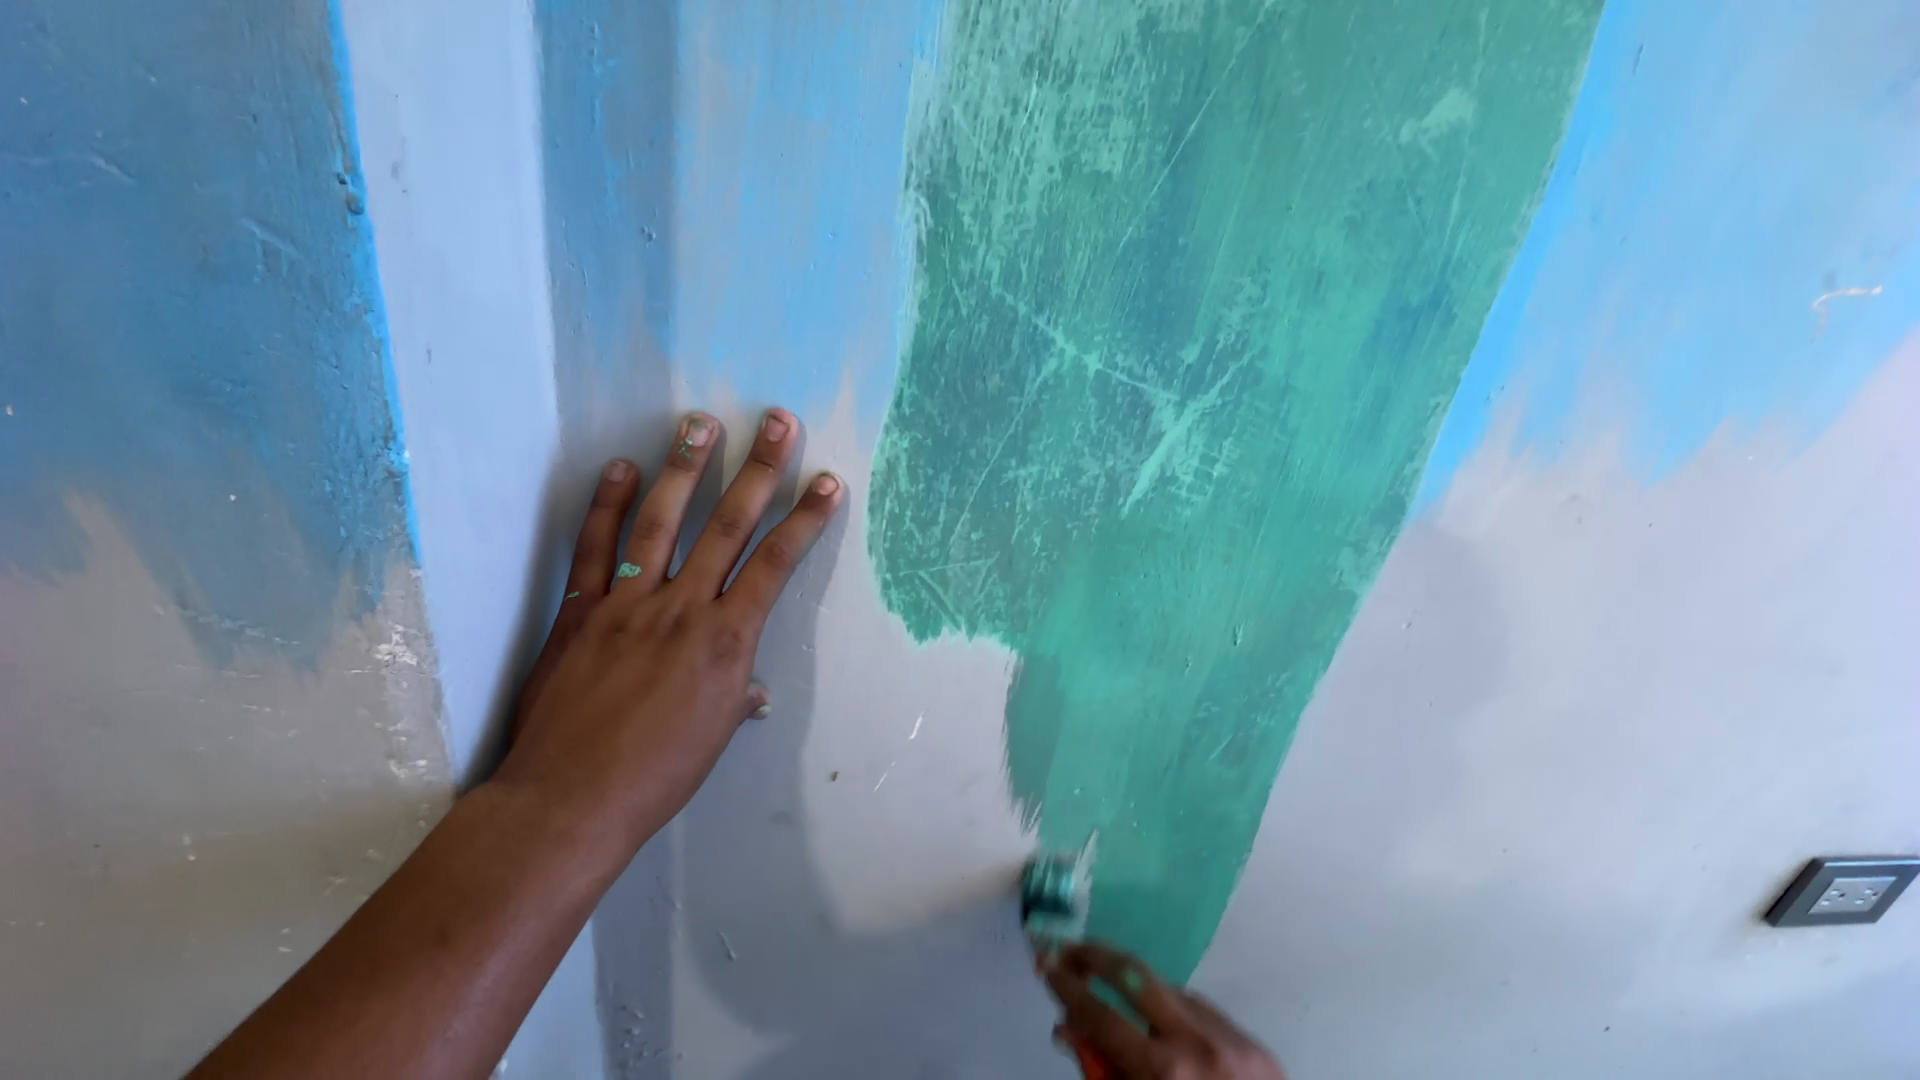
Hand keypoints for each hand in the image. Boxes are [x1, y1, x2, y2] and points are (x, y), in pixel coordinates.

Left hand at [495, 408, 842, 847]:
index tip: (827, 481)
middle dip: (759, 470)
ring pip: (662, 522)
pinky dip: (606, 505)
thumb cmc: (658, 776)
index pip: (775, 565)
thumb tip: (752, 687)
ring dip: (685, 468)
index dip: (805, 519)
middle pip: (728, 527)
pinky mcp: (580, 610)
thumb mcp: (715, 735)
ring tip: (701, 422)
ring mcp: (628, 603)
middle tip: (777, 421)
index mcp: (727, 641)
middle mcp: (683, 608)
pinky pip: (594, 548)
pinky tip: (620, 466)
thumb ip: (737, 694)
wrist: (571, 799)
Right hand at [1042, 943, 1285, 1079]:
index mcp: (1163, 1071)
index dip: (1068, 987)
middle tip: (1070, 949)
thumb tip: (1068, 1027)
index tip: (1046, 964)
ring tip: (1113, 991)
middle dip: (1097, 955)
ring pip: (1172, 992)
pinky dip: (1177, 1014)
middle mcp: (1196, 1043)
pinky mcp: (1255, 1043)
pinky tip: (1164, 1024)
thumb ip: (1102, 1071)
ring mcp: (1231, 1038)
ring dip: (1138, 988)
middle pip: (1135, 974)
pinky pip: (1204, 1014)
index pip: (1101, 1014)